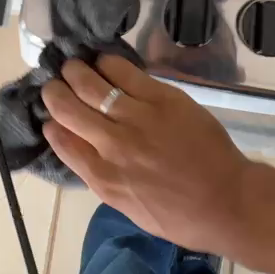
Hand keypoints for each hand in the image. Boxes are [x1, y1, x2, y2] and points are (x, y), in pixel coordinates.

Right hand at [41, 54, 254, 255]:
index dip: (51, 123)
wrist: (225, 200)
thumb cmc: (178, 213)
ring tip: (72, 65)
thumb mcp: (128, 206)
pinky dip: (108, 62)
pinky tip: (102, 60)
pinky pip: (125, 72)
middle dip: (56, 92)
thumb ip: (103, 176)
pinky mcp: (161, 97)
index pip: (62, 141)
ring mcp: (138, 118)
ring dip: (76, 71)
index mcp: (104, 179)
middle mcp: (114, 146)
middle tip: (54, 82)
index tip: (49, 115)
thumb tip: (82, 148)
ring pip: (93, 85)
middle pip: (69, 109)